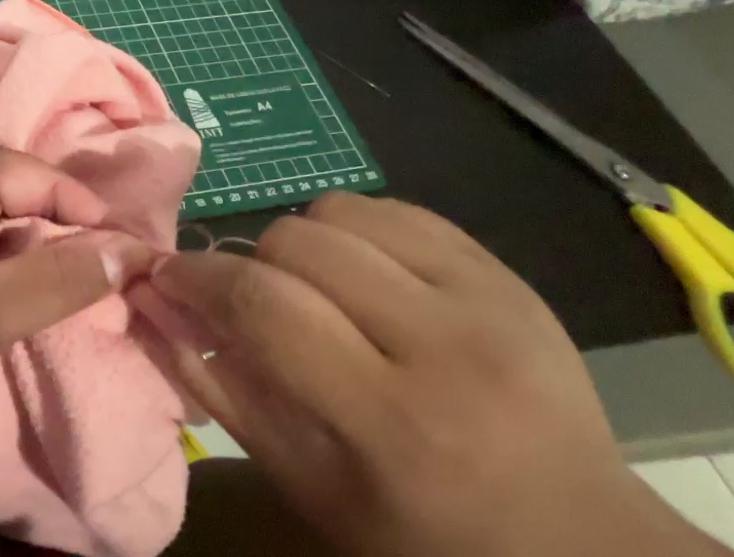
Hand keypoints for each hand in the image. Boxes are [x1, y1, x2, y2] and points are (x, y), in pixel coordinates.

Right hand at [149, 192, 728, 556]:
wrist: (578, 541)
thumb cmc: (421, 532)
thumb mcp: (304, 484)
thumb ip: (219, 387)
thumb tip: (155, 306)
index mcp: (390, 419)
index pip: (264, 304)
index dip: (198, 278)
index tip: (168, 278)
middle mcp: (445, 345)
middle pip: (298, 243)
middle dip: (250, 264)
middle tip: (250, 301)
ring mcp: (489, 300)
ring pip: (340, 212)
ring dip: (301, 244)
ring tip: (311, 290)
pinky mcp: (509, 275)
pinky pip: (396, 209)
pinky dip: (355, 230)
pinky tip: (361, 276)